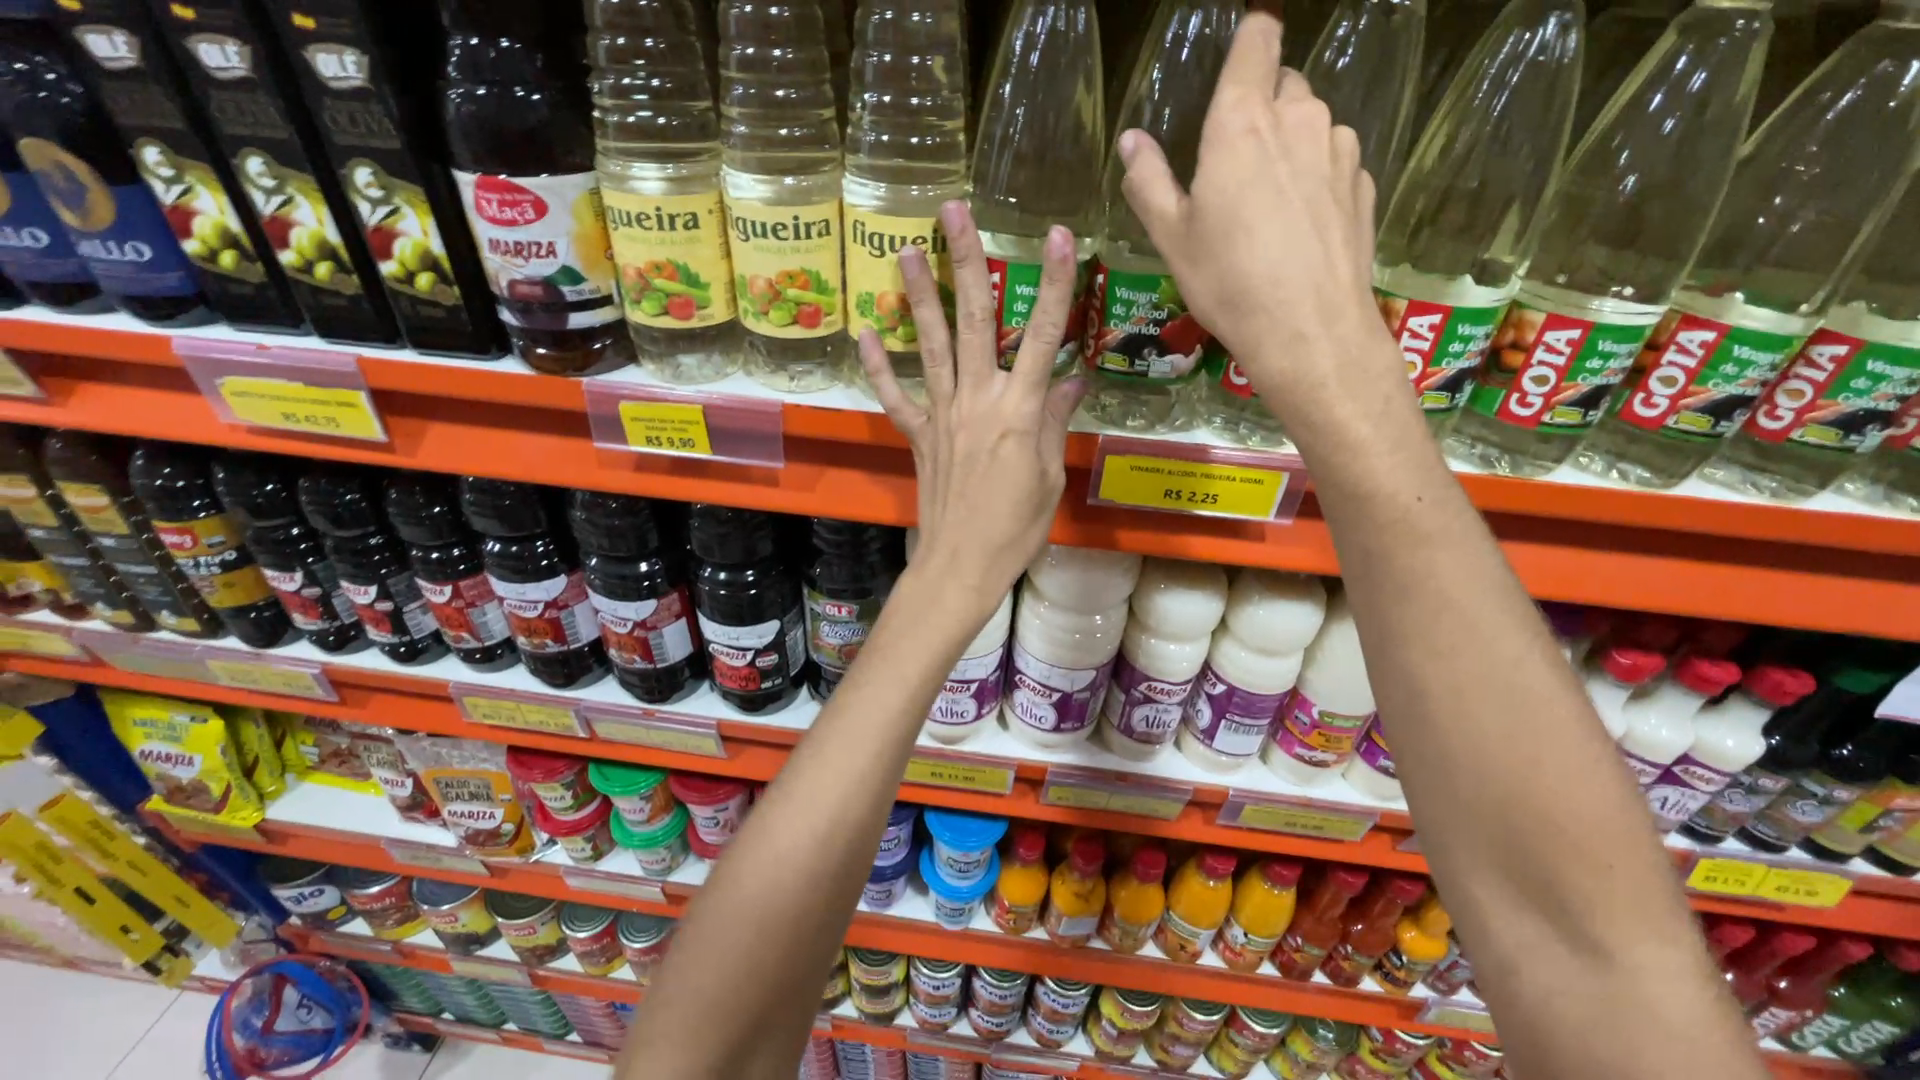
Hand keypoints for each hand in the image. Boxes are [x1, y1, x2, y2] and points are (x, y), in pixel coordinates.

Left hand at [860, 201, 1086, 604]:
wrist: (961, 565)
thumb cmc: (1016, 528)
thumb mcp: (1049, 476)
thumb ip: (1053, 422)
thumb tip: (1071, 379)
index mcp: (1019, 411)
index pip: (1043, 336)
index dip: (1054, 284)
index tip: (1058, 236)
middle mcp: (977, 401)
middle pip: (975, 321)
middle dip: (967, 262)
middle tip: (953, 212)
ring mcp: (941, 415)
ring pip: (930, 345)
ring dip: (919, 296)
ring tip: (907, 251)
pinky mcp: (917, 436)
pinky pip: (895, 396)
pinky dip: (878, 365)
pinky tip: (864, 332)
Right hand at [1117, 12, 1398, 416]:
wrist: (1309, 331)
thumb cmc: (1229, 282)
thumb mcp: (1172, 237)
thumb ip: (1149, 180)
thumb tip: (1132, 141)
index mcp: (1242, 121)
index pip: (1259, 37)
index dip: (1249, 41)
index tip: (1235, 69)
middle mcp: (1299, 118)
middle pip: (1284, 82)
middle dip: (1260, 109)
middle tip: (1235, 168)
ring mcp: (1340, 149)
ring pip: (1312, 123)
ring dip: (1291, 145)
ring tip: (1269, 206)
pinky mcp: (1364, 183)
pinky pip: (1335, 161)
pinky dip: (1317, 177)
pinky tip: (1300, 227)